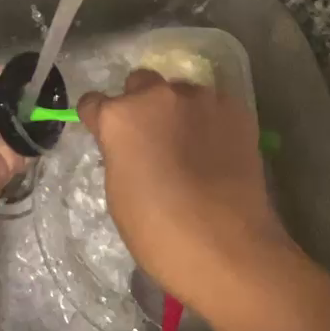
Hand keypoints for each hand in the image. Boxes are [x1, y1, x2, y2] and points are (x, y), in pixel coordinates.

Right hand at [76, 69, 294, 308]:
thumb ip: (119, 153)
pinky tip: (216, 150)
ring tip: (190, 145)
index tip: (105, 135)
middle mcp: (157, 96)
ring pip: (180, 92)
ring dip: (178, 111)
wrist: (228, 247)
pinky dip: (210, 121)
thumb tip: (128, 147)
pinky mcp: (236, 110)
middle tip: (150, 138)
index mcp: (119, 116)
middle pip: (139, 83)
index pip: (94, 102)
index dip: (98, 120)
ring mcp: (200, 99)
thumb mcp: (118, 192)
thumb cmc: (159, 230)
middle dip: (140, 104)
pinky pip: (213, 106)